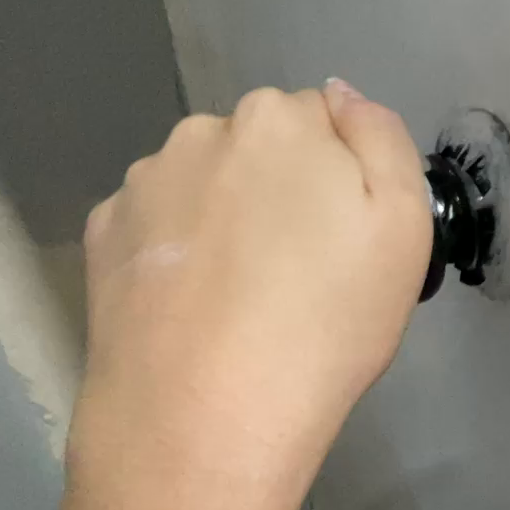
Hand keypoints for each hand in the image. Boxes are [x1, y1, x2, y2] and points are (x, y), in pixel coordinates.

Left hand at [69, 81, 431, 500]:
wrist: (212, 413)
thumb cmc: (331, 319)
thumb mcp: (405, 223)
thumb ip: (383, 139)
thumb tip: (341, 96)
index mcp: (281, 121)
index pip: (328, 121)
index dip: (348, 179)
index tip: (351, 238)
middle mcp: (202, 133)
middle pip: (265, 149)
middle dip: (288, 190)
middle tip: (308, 271)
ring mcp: (143, 184)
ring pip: (210, 185)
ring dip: (233, 217)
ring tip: (251, 297)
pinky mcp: (104, 238)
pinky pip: (164, 226)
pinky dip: (186, 251)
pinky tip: (202, 307)